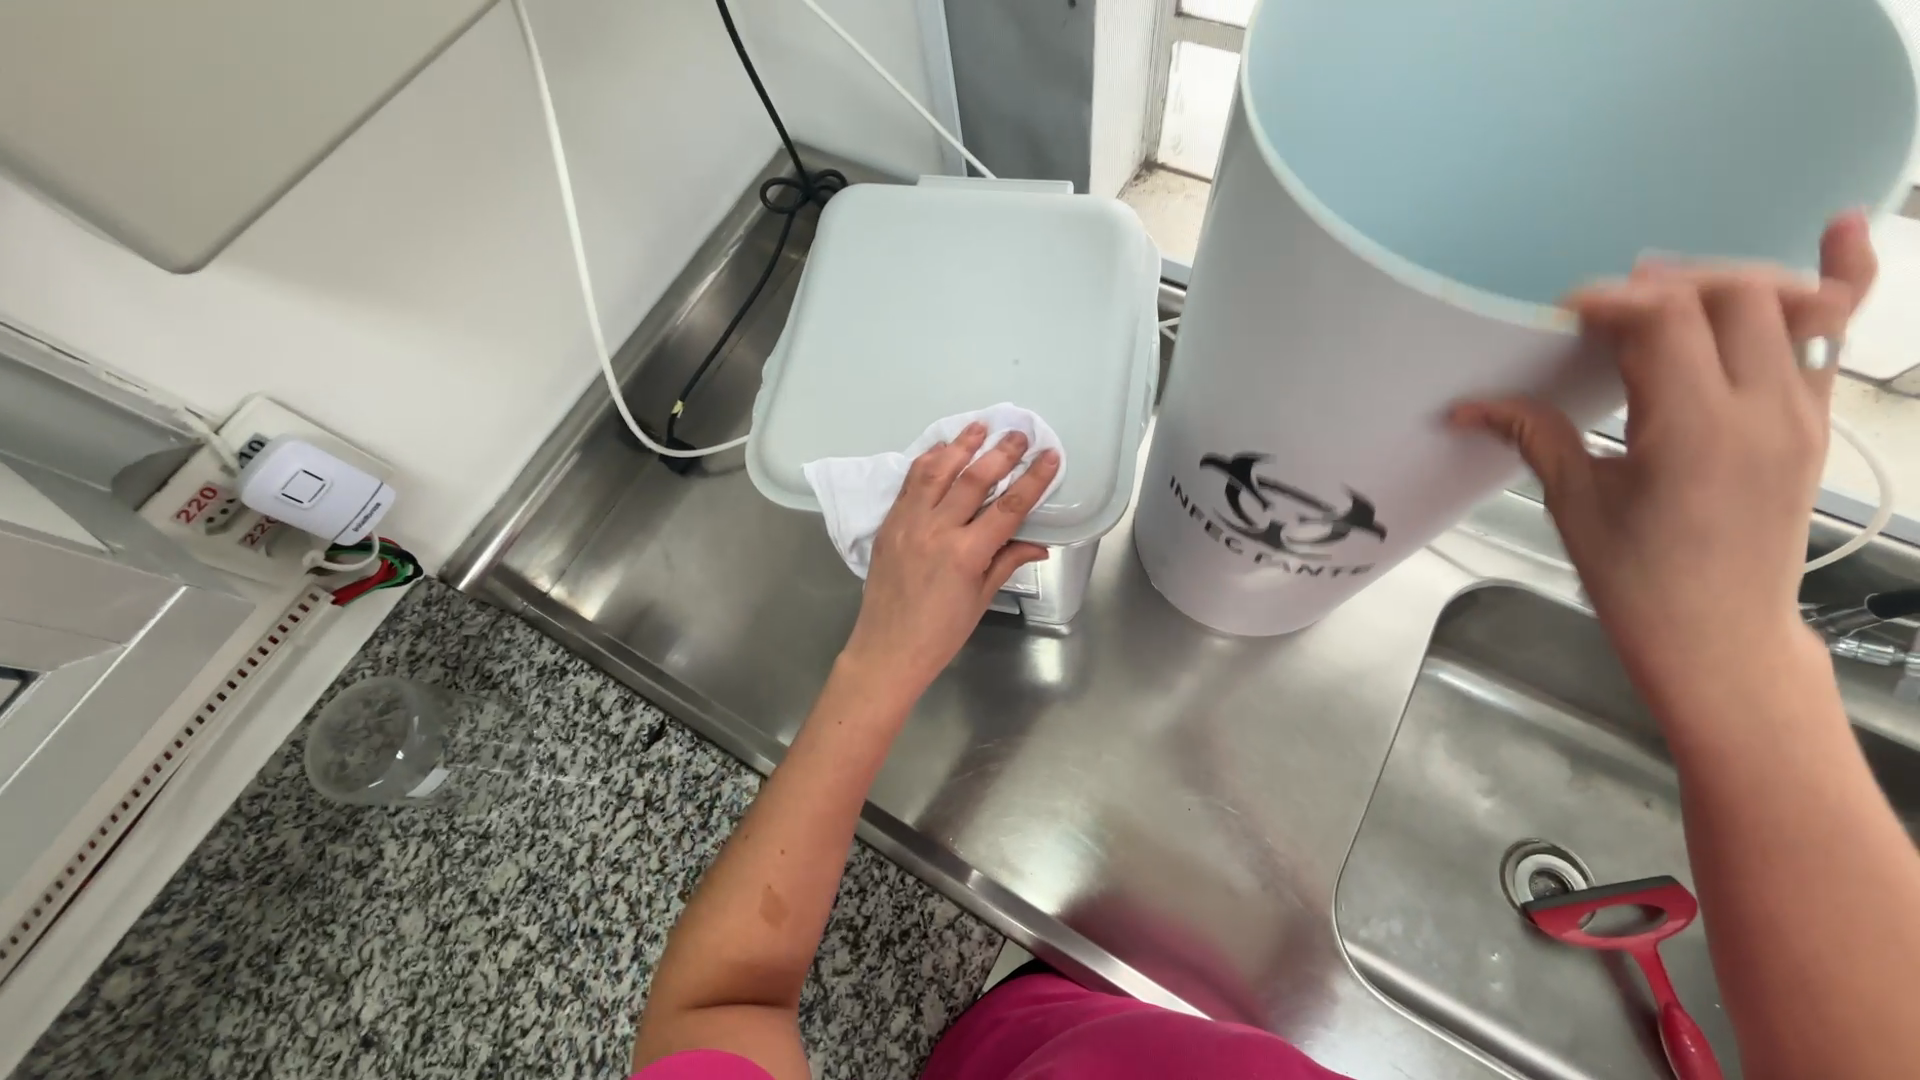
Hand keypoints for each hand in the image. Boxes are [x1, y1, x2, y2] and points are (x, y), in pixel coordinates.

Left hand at [840, 424, 1059, 693]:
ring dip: (961, 446)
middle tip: (1018, 433)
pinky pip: (909, 484)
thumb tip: (1039, 545)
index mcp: (966, 554)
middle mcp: (937, 531)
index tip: (1049, 456)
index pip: (1009, 507)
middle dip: (1000, 452)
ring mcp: (908, 524)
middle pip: (974, 479)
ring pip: (937, 472)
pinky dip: (926, 462)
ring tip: (979, 426)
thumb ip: (1006, 562)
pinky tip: (940, 450)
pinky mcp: (889, 524)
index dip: (1033, 479)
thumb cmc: (940, 634)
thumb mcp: (981, 599)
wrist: (887, 649)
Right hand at [1451, 214, 1877, 700]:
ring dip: (1722, 282)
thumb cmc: (1634, 576)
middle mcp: (1765, 409)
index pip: (1666, 321)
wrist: (1718, 632)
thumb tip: (1466, 406)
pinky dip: (1843, 277)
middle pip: (1730, 296)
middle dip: (1661, 286)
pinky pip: (1838, 332)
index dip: (1610, 300)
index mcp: (1694, 431)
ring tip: (1668, 289)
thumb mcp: (1575, 501)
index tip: (1564, 312)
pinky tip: (1843, 228)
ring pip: (1788, 302)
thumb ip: (1534, 434)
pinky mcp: (1815, 419)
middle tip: (1605, 309)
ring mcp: (1805, 410)